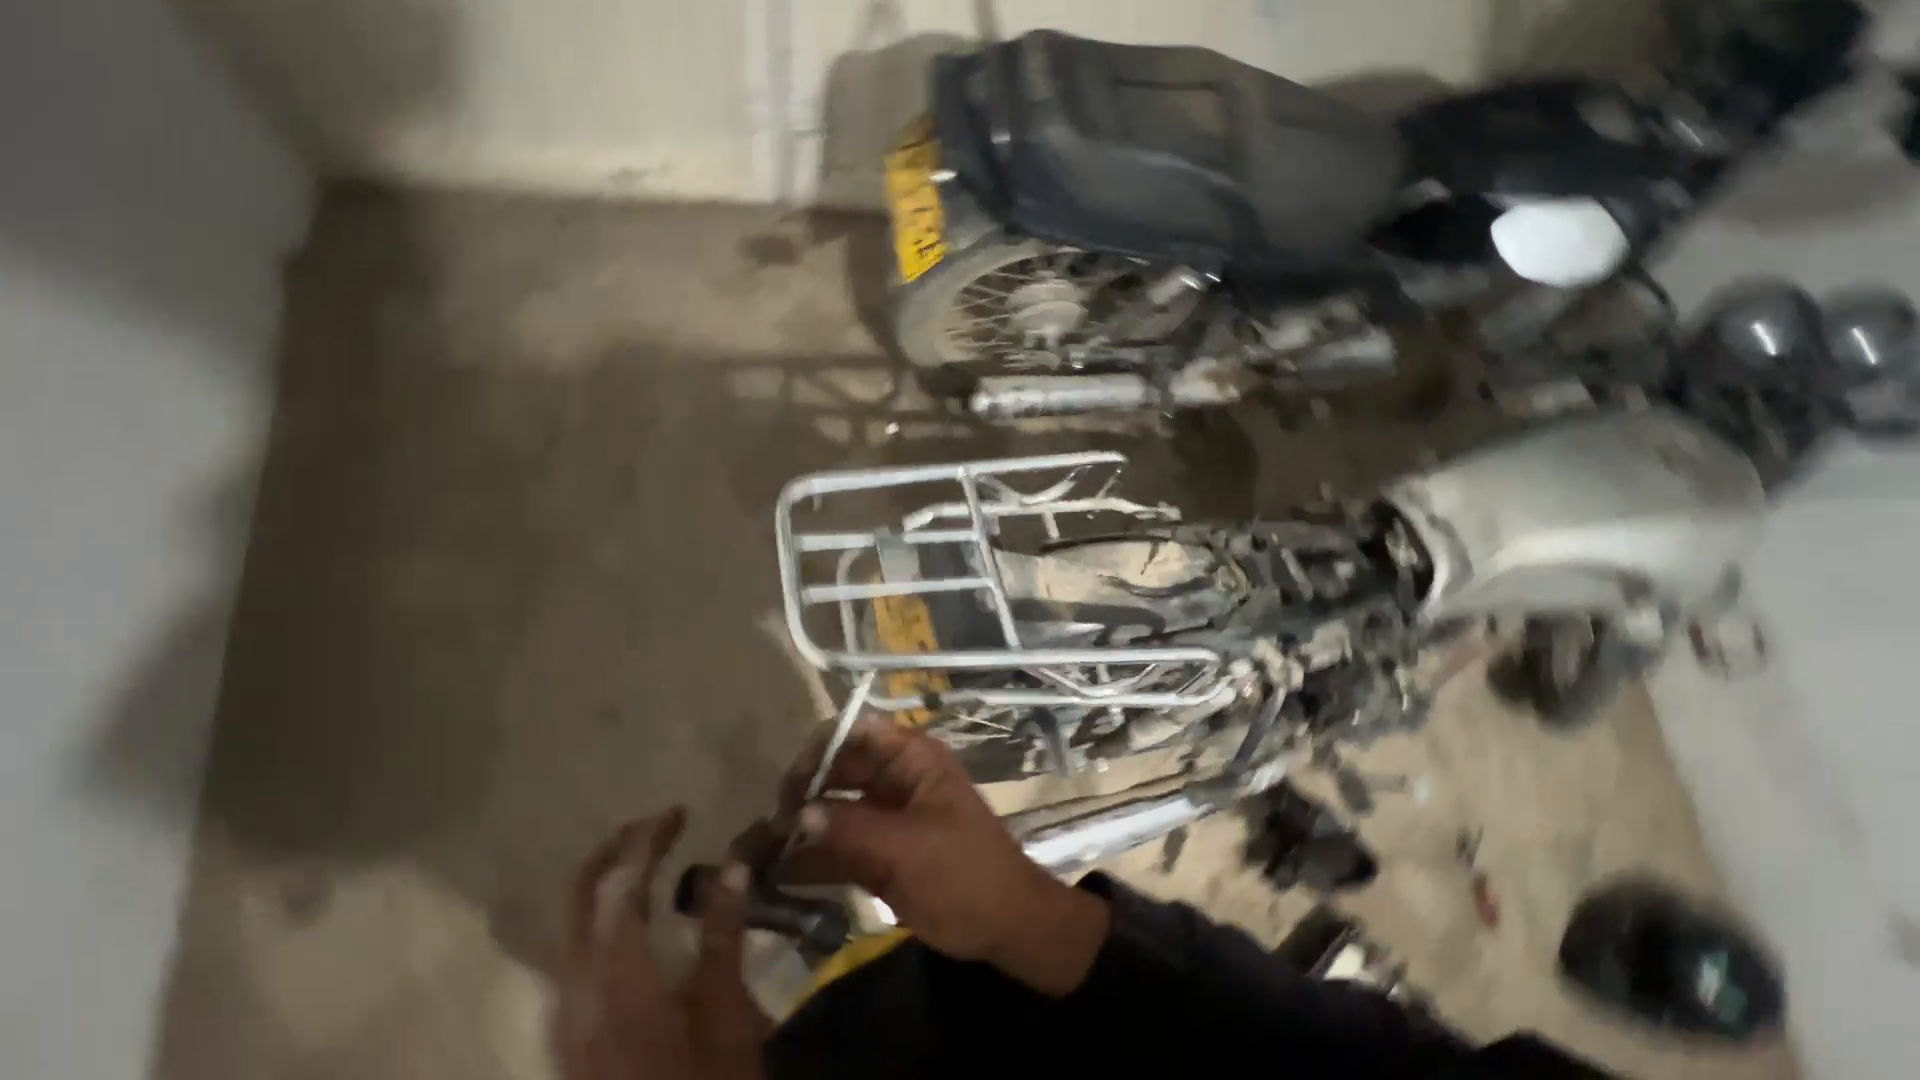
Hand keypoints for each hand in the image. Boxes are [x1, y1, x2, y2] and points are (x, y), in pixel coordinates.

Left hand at [554, 808, 766, 1079]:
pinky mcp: (566, 1035)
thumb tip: (731, 866)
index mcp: (619, 979)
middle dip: (615, 849)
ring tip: (651, 863)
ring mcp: (564, 1015)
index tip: (678, 811)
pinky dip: (601, 919)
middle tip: (659, 825)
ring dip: (606, 882)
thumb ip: (722, 937)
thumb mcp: (726, 1018)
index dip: (647, 839)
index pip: (622, 884)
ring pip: (571, 925)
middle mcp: (577, 988)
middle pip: (581, 896)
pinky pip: (574, 954)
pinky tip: (635, 924)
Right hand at [762, 714, 1110, 996]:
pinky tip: (778, 876)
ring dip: (800, 830)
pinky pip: (837, 848)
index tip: (791, 787)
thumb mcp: (909, 848)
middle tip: (771, 829)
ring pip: (832, 811)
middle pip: (836, 771)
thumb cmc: (965, 873)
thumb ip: (851, 828)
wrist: (1005, 925)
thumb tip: (798, 815)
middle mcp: (894, 780)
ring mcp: (885, 818)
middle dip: (802, 795)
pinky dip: (811, 860)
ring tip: (760, 853)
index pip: (856, 731)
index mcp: (912, 759)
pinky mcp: (878, 854)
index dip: (820, 749)